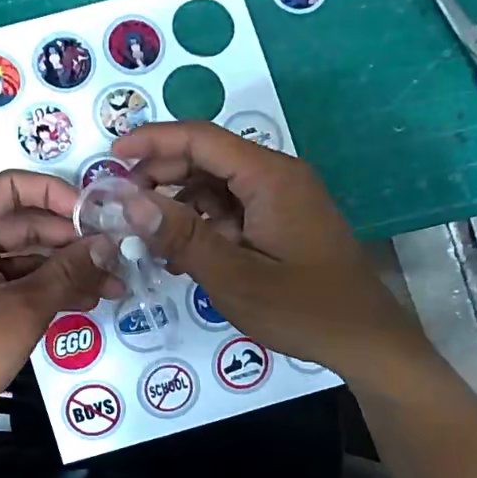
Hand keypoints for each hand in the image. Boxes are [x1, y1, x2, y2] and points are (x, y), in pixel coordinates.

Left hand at [0, 172, 118, 431]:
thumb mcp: (24, 309)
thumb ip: (70, 270)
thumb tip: (111, 244)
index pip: (11, 188)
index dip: (60, 197)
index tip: (99, 218)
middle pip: (15, 226)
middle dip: (69, 246)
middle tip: (114, 261)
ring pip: (10, 260)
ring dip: (58, 273)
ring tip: (106, 289)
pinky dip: (32, 291)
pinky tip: (74, 303)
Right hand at [111, 123, 431, 381]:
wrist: (365, 339)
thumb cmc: (303, 309)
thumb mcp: (234, 277)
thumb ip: (181, 237)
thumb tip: (128, 201)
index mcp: (271, 177)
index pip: (201, 138)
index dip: (152, 141)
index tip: (111, 158)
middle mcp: (279, 177)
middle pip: (209, 159)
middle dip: (162, 177)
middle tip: (122, 206)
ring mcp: (285, 200)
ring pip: (219, 187)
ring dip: (182, 206)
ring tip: (149, 238)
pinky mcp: (286, 222)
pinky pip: (236, 211)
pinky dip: (206, 226)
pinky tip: (184, 256)